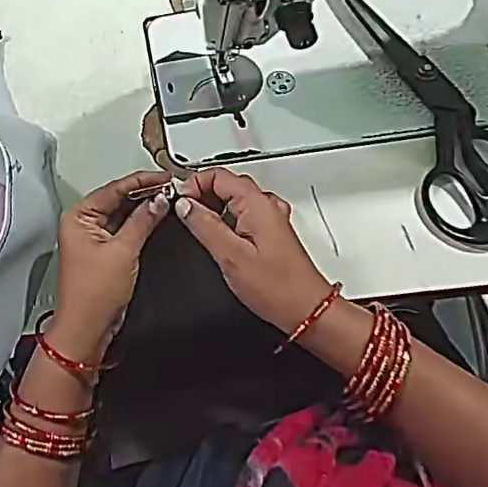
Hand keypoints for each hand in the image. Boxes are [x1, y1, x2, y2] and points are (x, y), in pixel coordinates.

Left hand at [50, 171, 172, 357]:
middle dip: (143, 192)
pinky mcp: (102, 251)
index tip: (163, 178)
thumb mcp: (124, 251)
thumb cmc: (92, 295)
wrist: (87, 328)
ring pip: (121, 213)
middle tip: (168, 187)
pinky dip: (139, 223)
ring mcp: (91, 237)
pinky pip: (123, 228)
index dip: (141, 181)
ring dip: (143, 207)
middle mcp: (81, 223)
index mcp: (77, 216)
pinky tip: (154, 218)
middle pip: (116, 198)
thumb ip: (143, 221)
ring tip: (166, 199)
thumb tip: (158, 201)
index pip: (113, 188)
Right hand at [174, 169, 334, 331]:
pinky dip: (225, 220)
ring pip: (233, 199)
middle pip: (225, 183)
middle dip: (200, 195)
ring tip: (198, 227)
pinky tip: (218, 239)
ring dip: (212, 208)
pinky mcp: (270, 232)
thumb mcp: (230, 255)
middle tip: (185, 213)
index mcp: (257, 203)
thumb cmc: (279, 288)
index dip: (193, 185)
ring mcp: (270, 218)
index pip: (217, 175)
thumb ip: (203, 225)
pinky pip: (242, 214)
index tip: (180, 202)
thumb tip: (184, 205)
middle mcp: (267, 205)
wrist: (307, 311)